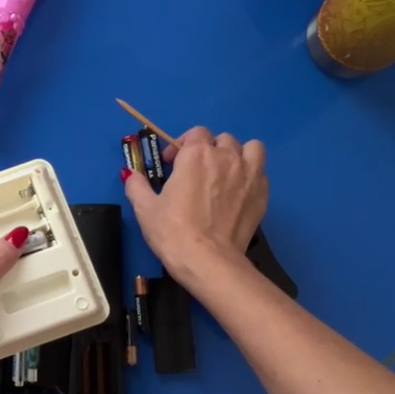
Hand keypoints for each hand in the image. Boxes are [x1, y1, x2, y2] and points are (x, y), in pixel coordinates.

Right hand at [123, 127, 267, 276]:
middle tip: (196, 171)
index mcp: (197, 155)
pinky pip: (261, 171)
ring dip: (238, 154)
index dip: (181, 145)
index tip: (171, 163)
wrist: (208, 260)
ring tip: (226, 172)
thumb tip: (131, 175)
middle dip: (208, 149)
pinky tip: (238, 191)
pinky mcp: (263, 192)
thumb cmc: (172, 232)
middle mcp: (227, 156)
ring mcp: (250, 173)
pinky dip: (251, 175)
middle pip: (222, 139)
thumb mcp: (145, 209)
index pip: (195, 133)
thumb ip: (137, 186)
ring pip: (251, 148)